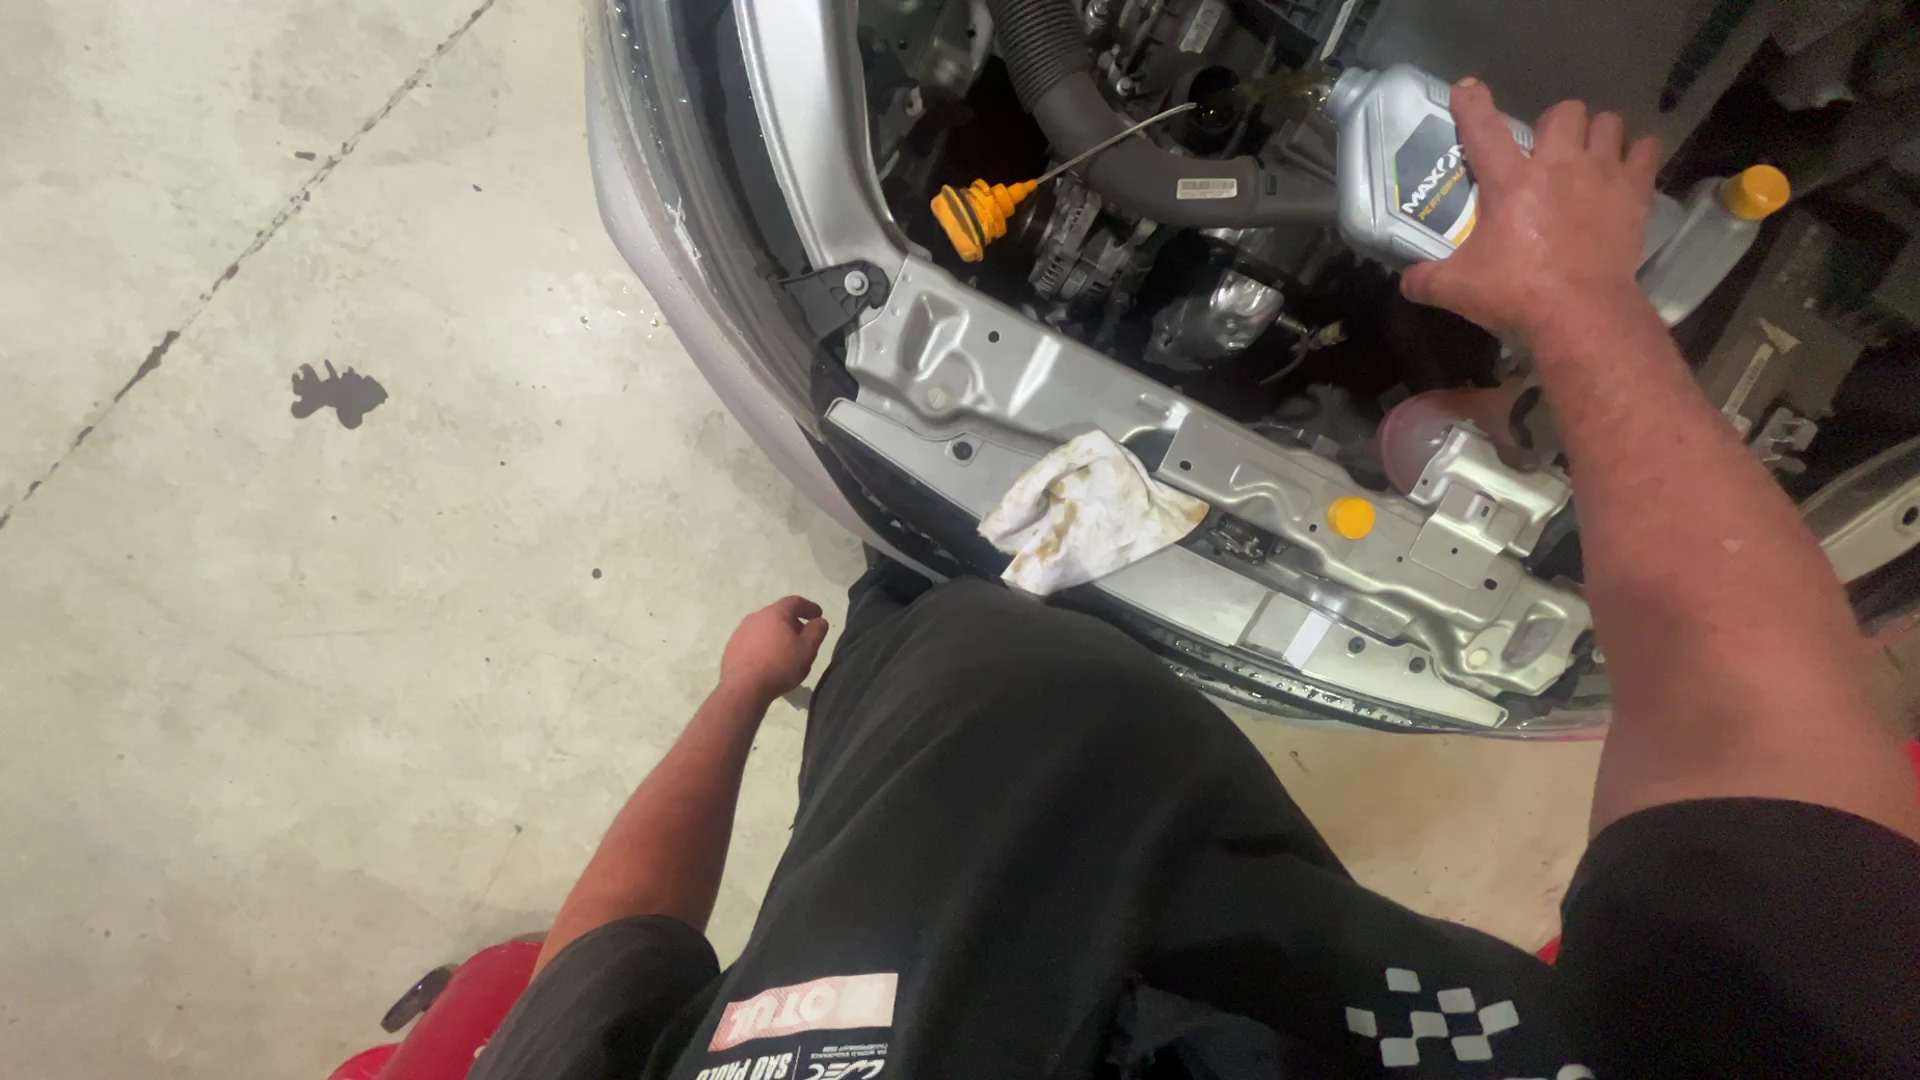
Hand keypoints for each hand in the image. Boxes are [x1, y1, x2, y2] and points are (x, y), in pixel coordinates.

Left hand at [718, 596, 829, 704]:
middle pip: (778, 614)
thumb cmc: (780, 665)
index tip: (818, 615)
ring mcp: (741, 632)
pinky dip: (764, 646)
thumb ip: (816, 631)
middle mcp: (756, 617)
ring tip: (786, 651)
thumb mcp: (807, 649)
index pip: (795, 602)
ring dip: (777, 635)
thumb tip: (819, 621)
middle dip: (793, 623)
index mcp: (775, 613)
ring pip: (764, 628)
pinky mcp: (732, 647)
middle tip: (803, 636)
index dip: (809, 607)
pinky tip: (768, 661)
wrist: (743, 688)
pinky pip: (753, 641)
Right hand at [1400, 78, 1661, 348]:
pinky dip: (1632, 155)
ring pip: (1608, 123)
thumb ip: (1423, 279)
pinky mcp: (1635, 192)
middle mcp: (1558, 166)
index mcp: (1509, 183)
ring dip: (1593, 135)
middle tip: (1541, 153)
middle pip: (1564, 112)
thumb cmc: (1510, 294)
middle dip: (1551, 126)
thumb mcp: (1451, 290)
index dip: (1472, 106)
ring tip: (1582, 158)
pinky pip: (1645, 150)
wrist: (1577, 312)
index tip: (1466, 89)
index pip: (1484, 131)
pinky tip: (1619, 172)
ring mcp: (1602, 175)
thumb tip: (1408, 280)